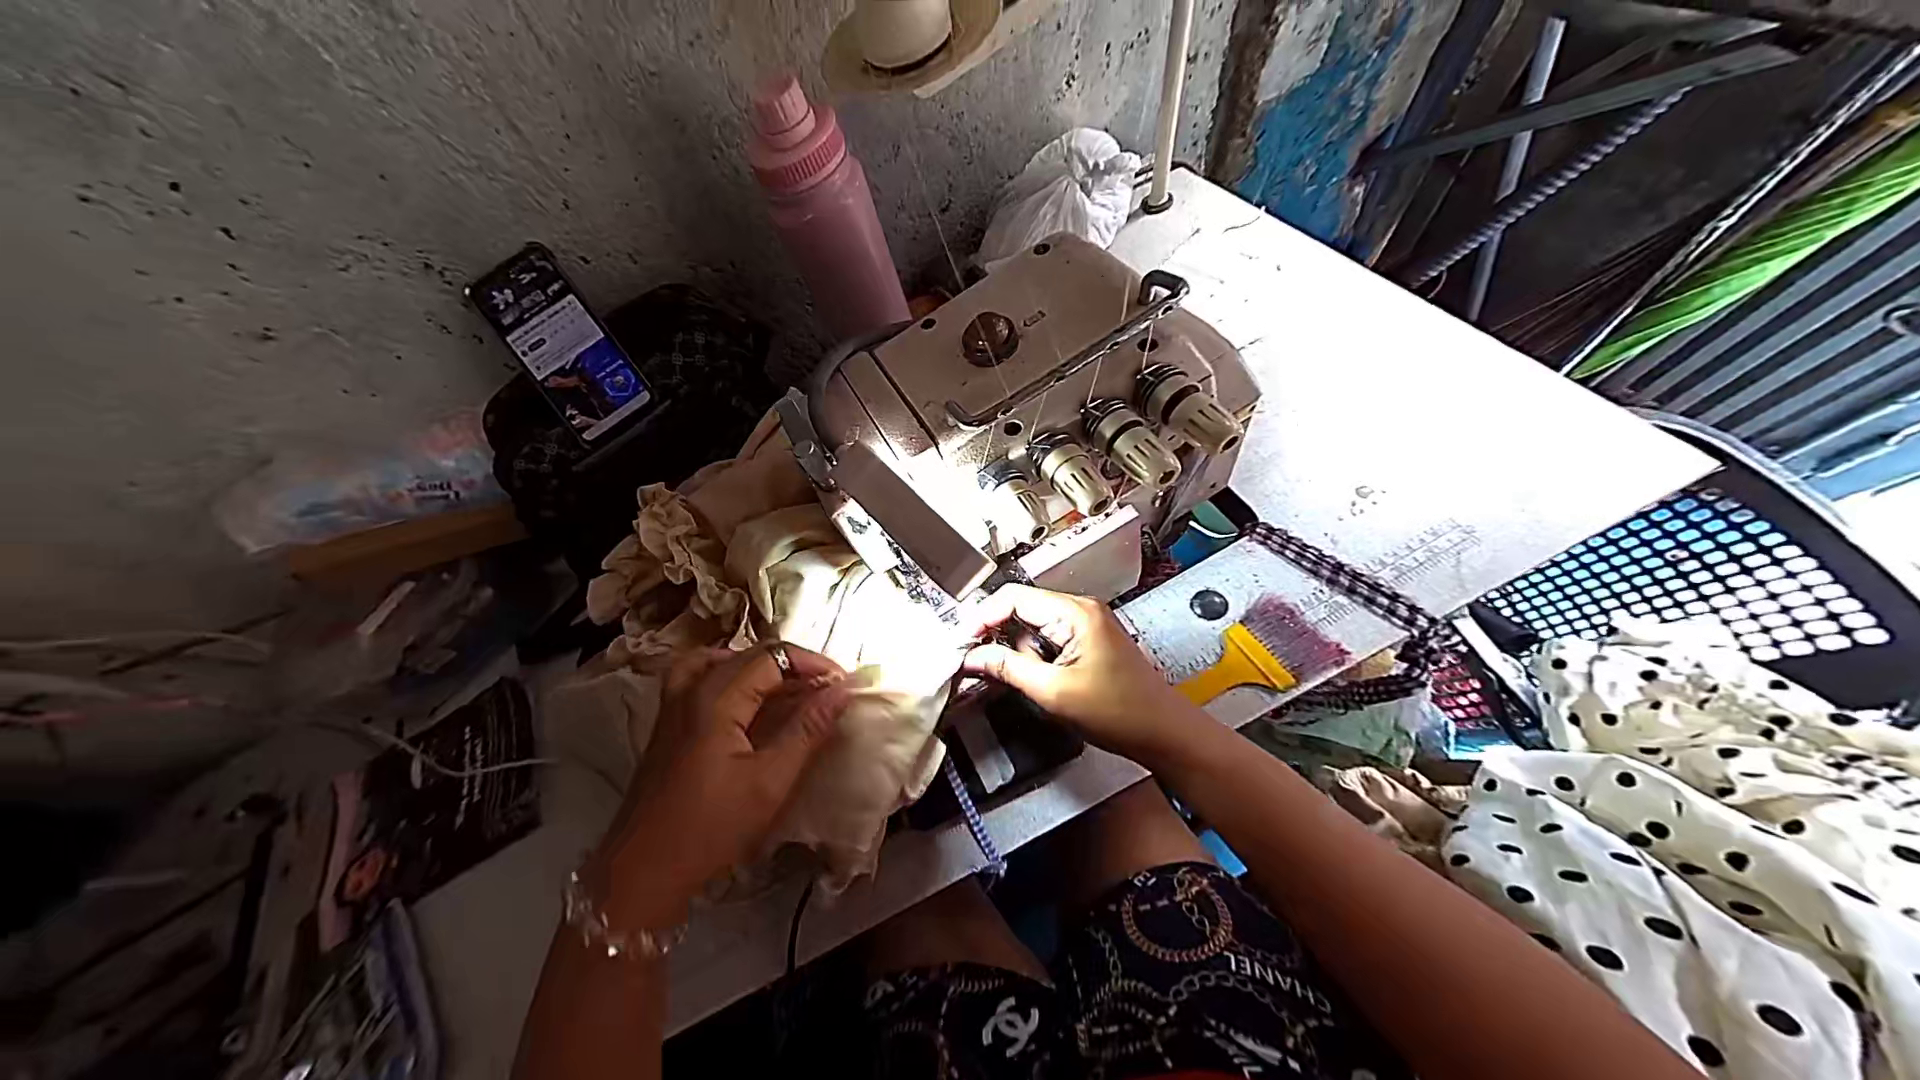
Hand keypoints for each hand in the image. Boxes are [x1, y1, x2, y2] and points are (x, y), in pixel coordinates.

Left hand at [593, 642, 850, 928]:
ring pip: (722, 660)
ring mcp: (673, 705)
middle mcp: (691, 690)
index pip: (773, 658)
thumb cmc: (711, 828)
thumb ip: (807, 730)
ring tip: (787, 687)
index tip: (843, 684)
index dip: (813, 665)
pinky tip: (742, 698)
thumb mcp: (770, 782)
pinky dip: (727, 673)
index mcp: (715, 699)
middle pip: (749, 655)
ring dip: (760, 666)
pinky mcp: (667, 724)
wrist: (642, 872)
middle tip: (826, 690)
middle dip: (794, 666)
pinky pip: (699, 676)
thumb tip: (843, 691)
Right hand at [960, 584, 1206, 763]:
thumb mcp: (1053, 691)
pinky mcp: (1086, 644)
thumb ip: (1008, 668)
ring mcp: (1084, 627)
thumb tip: (973, 656)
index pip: (1014, 597)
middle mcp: (1080, 611)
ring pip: (1032, 629)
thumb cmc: (1121, 712)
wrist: (1163, 733)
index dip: (983, 617)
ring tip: (1021, 682)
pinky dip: (1034, 660)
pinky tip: (1036, 683)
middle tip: (980, 664)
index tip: (964, 642)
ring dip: (1018, 653)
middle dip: (999, 637)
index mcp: (1075, 612)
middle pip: (1021, 610)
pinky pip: (1048, 643)